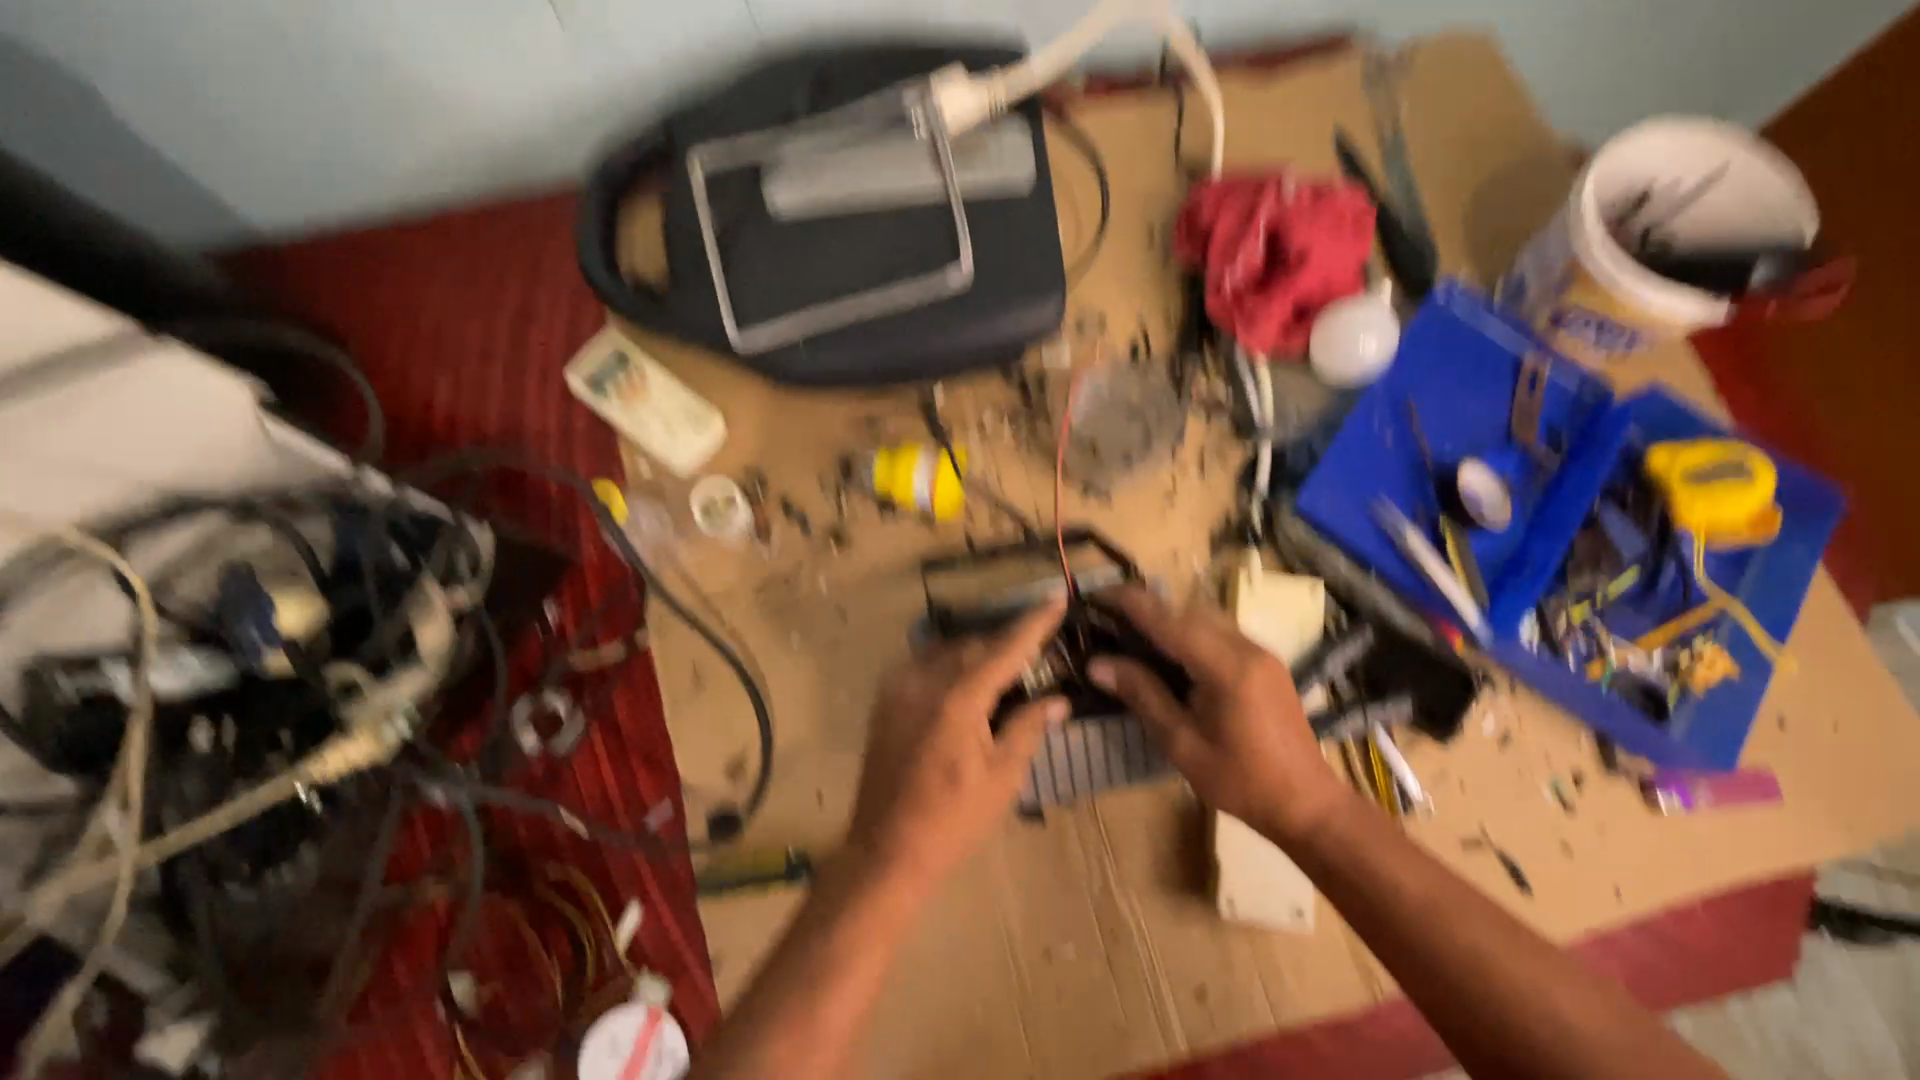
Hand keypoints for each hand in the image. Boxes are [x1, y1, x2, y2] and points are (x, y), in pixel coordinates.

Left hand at [846, 596, 1069, 890]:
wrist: (886, 850)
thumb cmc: (953, 821)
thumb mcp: (1002, 778)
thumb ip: (1027, 728)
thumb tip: (1057, 699)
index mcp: (957, 699)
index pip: (1005, 649)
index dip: (1034, 623)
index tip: (1056, 596)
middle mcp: (923, 681)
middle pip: (974, 647)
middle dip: (1006, 644)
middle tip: (1037, 652)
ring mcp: (898, 689)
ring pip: (946, 653)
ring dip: (976, 655)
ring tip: (1005, 669)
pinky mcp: (884, 703)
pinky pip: (922, 667)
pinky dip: (949, 666)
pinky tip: (965, 683)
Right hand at [1087, 585, 1347, 842]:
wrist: (1305, 802)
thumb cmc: (1240, 781)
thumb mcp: (1181, 743)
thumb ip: (1142, 695)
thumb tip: (1097, 663)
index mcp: (1226, 667)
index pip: (1168, 620)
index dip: (1129, 603)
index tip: (1095, 595)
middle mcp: (1247, 647)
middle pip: (1187, 612)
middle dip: (1145, 608)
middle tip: (1105, 618)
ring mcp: (1261, 652)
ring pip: (1205, 619)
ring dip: (1167, 619)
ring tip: (1129, 632)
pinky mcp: (1265, 663)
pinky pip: (1220, 633)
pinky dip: (1189, 633)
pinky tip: (1168, 652)